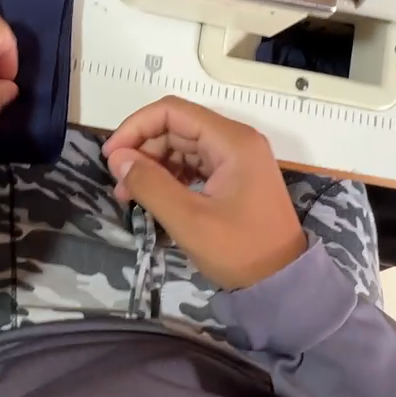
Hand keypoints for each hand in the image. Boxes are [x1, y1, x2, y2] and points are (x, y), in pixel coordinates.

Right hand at [100, 96, 305, 288]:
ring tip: (130, 194)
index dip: (136, 127)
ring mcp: (236, 157)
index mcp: (231, 140)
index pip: (172, 111)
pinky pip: (193, 162)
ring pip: (182, 144)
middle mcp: (235, 140)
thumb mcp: (189, 220)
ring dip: (153, 164)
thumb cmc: (240, 250)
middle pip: (176, 126)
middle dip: (142, 149)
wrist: (284, 285)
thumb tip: (117, 158)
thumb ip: (150, 184)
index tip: (111, 156)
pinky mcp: (234, 175)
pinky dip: (170, 175)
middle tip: (119, 183)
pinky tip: (153, 196)